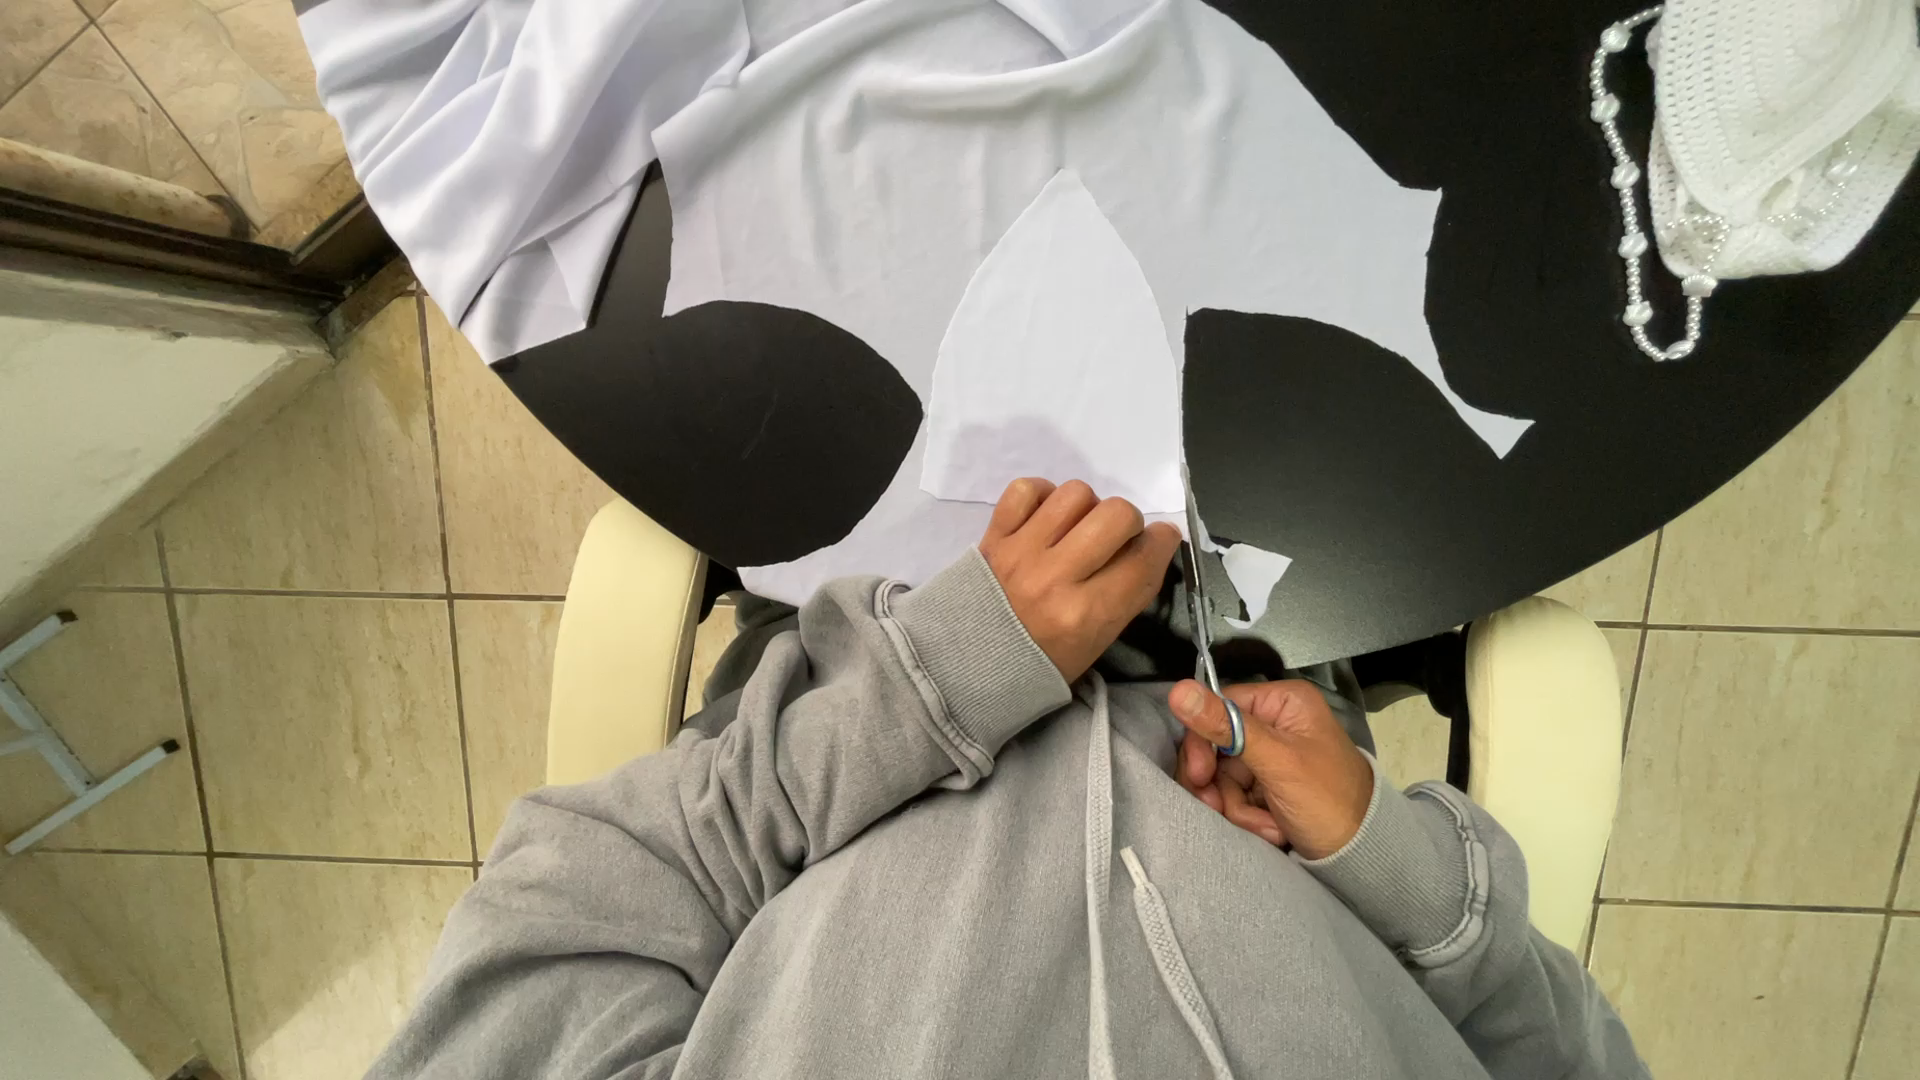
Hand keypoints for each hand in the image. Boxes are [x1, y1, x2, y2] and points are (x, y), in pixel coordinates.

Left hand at [980, 478, 1180, 681]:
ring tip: (1076, 527)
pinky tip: (1044, 516)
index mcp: (1087, 615)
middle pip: (1116, 515)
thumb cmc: (1041, 660)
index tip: (1159, 539)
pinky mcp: (993, 536)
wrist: (969, 662)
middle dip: (1127, 522)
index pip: (1144, 560)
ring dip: (1085, 506)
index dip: (1163, 541)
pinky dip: (1041, 495)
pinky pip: (1025, 489)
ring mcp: (1021, 553)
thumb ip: (1125, 593)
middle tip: (1114, 539)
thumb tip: (1150, 543)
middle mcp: (1056, 579)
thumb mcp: (1096, 642)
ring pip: (1075, 493)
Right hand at [1168, 679, 1373, 859]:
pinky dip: (1245, 815)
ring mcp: (1271, 755)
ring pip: (1222, 774)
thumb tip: (1178, 691)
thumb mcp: (1277, 762)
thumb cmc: (1330, 803)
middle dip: (1218, 783)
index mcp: (1282, 703)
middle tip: (1218, 807)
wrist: (1368, 863)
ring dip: (1233, 805)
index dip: (1203, 742)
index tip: (1200, 776)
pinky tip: (1271, 829)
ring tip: (1263, 826)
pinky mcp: (1268, 784)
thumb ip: (1227, 727)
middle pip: (1215, 744)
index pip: (1219, 708)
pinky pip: (1235, 793)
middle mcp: (1274, 722)